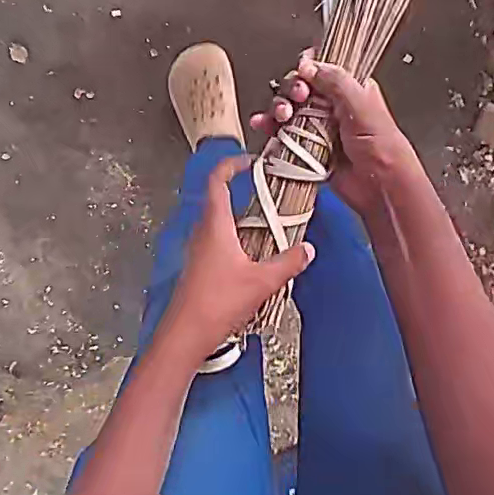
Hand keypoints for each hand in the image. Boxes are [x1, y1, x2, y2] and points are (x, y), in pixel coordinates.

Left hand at [154, 155, 315, 361]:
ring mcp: (197, 248)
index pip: (217, 180)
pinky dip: (232, 235)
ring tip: (263, 220)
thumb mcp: (262, 282)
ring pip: (216, 220)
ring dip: (237, 214)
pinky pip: (215, 239)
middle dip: (239, 188)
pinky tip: (250, 252)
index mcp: (215, 225)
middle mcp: (202, 231)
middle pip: (216, 198)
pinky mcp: (197, 265)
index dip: (232, 165)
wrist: (186, 333)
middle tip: (265, 189)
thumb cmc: (218, 302)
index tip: (251, 161)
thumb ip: (288, 263)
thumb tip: (308, 249)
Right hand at [249, 52, 422, 212]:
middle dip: (291, 92)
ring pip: (287, 110)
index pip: (320, 71)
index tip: (303, 79)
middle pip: (299, 89)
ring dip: (278, 109)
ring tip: (280, 116)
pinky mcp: (305, 148)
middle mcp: (331, 107)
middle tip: (296, 99)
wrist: (379, 187)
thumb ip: (335, 81)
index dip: (307, 71)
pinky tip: (261, 124)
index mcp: (349, 90)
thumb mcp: (362, 105)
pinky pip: (281, 134)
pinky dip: (269, 128)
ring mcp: (317, 128)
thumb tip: (309, 65)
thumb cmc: (382, 147)